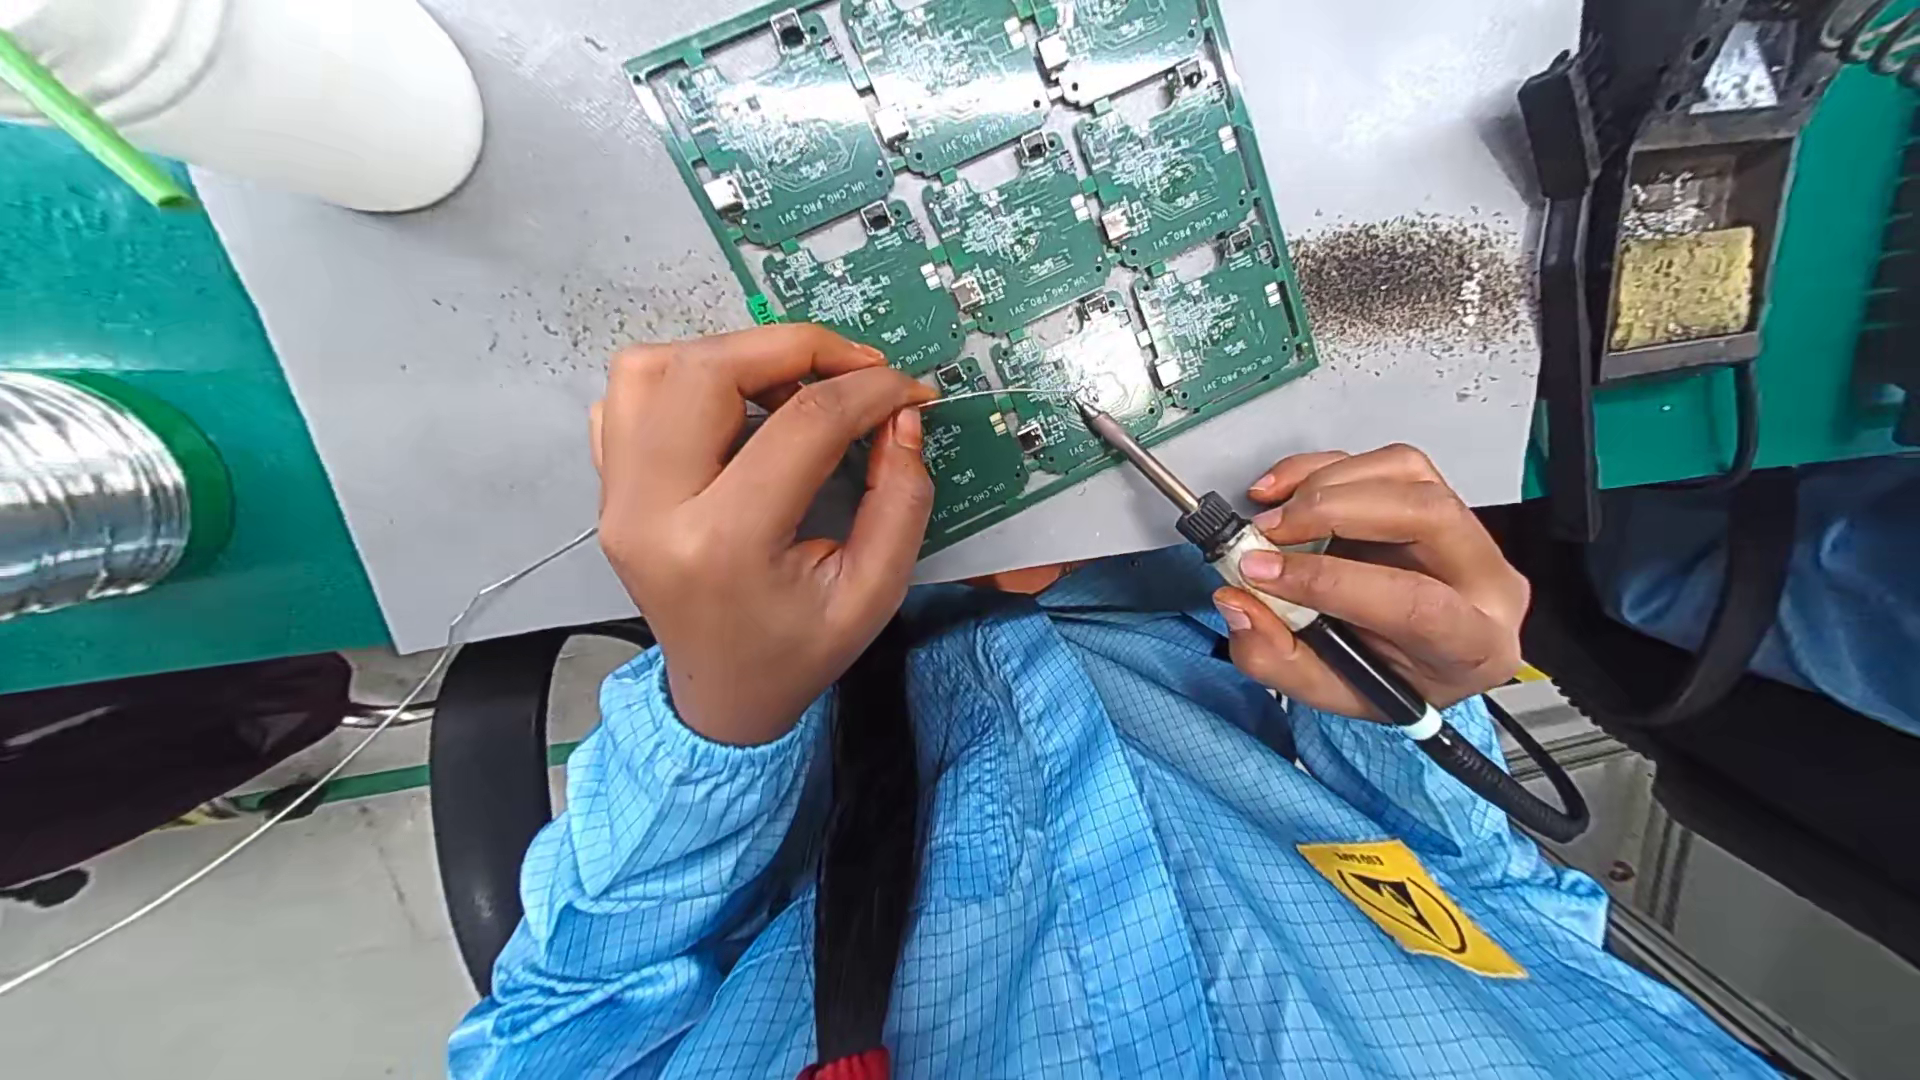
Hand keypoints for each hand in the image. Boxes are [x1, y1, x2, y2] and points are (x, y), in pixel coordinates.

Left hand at [590, 325, 935, 744]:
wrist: (724, 695)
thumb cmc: (801, 652)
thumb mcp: (874, 593)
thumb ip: (902, 502)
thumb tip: (901, 416)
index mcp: (724, 544)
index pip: (802, 426)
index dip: (868, 392)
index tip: (909, 390)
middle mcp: (650, 509)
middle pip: (708, 371)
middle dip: (795, 347)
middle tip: (854, 367)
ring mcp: (616, 496)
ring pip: (652, 367)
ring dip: (733, 355)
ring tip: (793, 383)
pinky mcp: (610, 490)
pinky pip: (628, 397)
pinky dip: (686, 378)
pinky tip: (737, 408)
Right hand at [1212, 445, 1528, 719]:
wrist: (1400, 654)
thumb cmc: (1377, 675)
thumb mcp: (1320, 689)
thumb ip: (1271, 656)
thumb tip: (1237, 600)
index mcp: (1469, 645)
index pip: (1416, 602)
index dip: (1328, 580)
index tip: (1260, 571)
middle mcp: (1484, 580)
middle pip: (1423, 513)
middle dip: (1327, 512)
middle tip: (1264, 532)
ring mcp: (1464, 531)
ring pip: (1405, 473)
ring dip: (1322, 484)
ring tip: (1270, 515)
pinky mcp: (1431, 496)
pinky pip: (1384, 461)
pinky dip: (1319, 468)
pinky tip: (1282, 492)